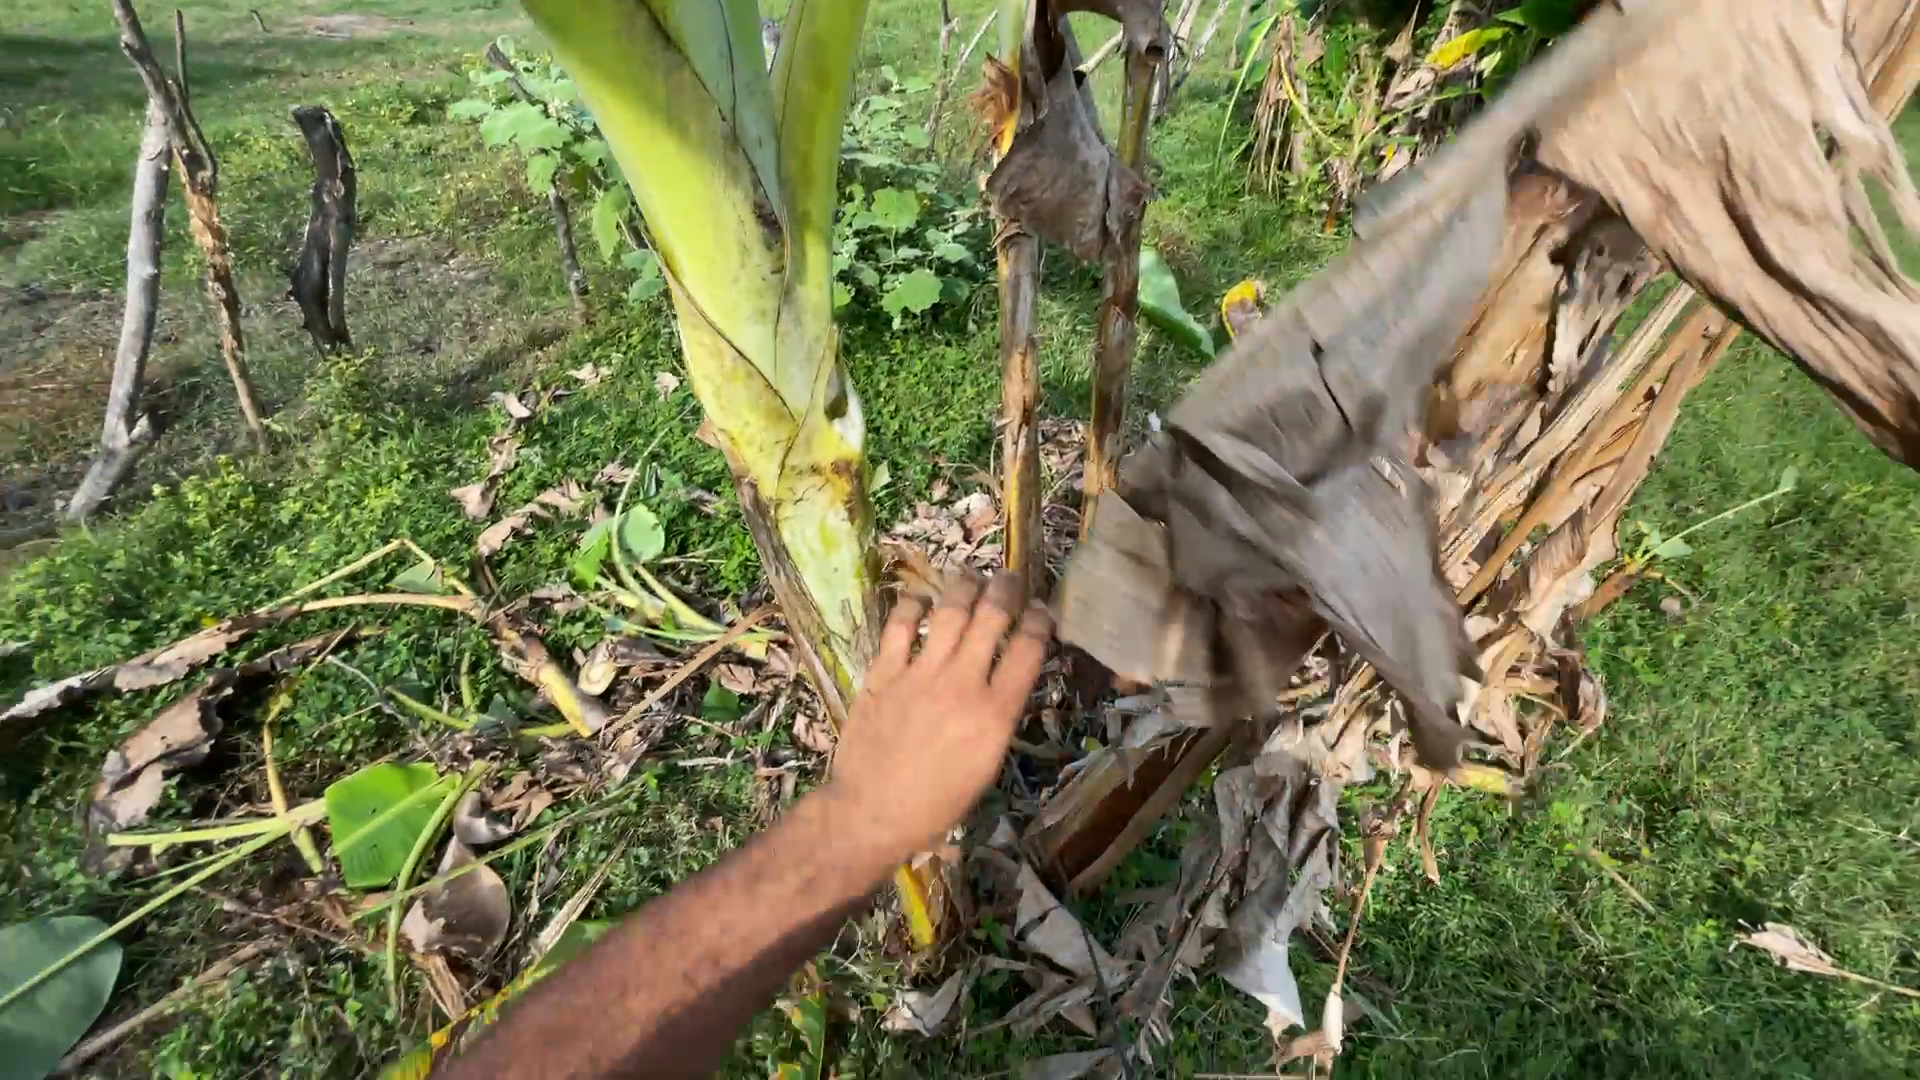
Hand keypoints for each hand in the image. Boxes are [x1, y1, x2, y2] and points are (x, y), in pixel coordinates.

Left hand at [826, 573, 1051, 860]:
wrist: (872, 812)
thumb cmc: (937, 802)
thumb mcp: (985, 765)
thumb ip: (997, 718)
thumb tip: (1004, 682)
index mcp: (995, 713)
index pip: (1027, 651)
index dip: (1039, 623)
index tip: (1041, 609)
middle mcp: (962, 683)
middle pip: (991, 620)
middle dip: (1005, 591)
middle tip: (1009, 577)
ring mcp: (921, 673)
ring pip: (949, 613)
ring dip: (964, 588)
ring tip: (971, 575)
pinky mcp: (885, 672)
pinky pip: (900, 627)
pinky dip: (911, 606)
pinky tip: (919, 598)